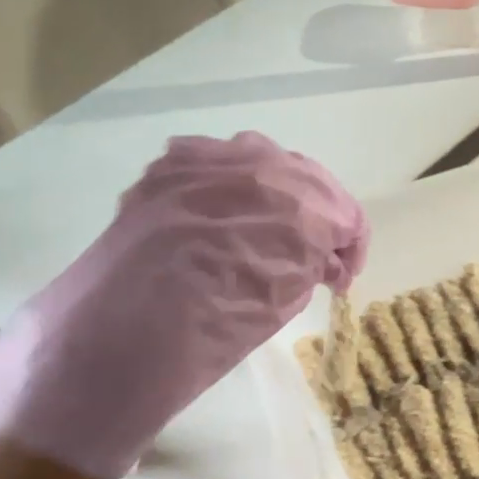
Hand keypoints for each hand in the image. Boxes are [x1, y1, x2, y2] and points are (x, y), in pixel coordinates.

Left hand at [0, 130, 369, 478]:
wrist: (128, 321)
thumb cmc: (222, 321)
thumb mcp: (289, 300)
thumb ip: (314, 266)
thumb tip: (318, 259)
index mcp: (303, 205)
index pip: (347, 214)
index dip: (350, 247)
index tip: (339, 279)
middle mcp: (261, 164)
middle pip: (308, 180)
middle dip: (316, 218)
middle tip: (309, 261)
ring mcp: (210, 157)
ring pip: (263, 165)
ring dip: (274, 200)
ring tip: (262, 243)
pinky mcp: (169, 163)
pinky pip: (216, 167)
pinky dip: (229, 193)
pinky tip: (219, 228)